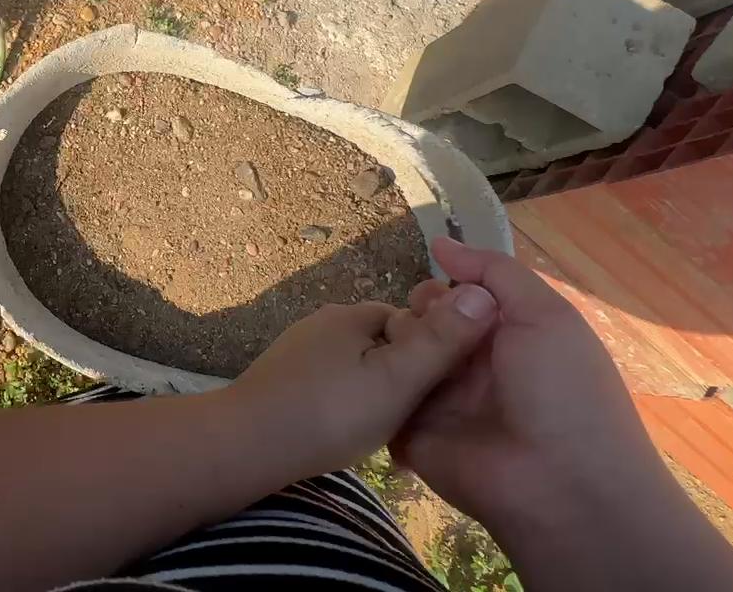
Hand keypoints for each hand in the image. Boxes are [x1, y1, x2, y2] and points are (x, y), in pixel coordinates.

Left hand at [226, 275, 499, 480]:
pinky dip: (350, 401)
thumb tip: (480, 293)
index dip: (434, 353)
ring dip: (379, 391)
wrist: (252, 439)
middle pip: (384, 343)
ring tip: (389, 428)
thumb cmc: (332, 410)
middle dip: (406, 374)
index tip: (444, 392)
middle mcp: (322, 322)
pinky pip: (334, 382)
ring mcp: (300, 348)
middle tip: (419, 417)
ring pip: (359, 365)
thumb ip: (439, 342)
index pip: (410, 320)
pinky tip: (353, 429)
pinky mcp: (287, 375)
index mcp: (350, 314)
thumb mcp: (397, 379)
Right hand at [391, 236, 664, 529]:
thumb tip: (439, 241)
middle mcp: (466, 364)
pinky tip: (373, 371)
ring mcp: (434, 396)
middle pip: (419, 317)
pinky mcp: (405, 425)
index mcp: (501, 339)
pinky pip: (376, 388)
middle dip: (416, 313)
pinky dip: (372, 376)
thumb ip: (494, 272)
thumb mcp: (546, 317)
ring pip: (394, 348)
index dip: (441, 289)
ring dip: (395, 343)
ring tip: (405, 355)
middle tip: (429, 331)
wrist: (558, 487)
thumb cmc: (562, 393)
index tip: (442, 296)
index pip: (453, 296)